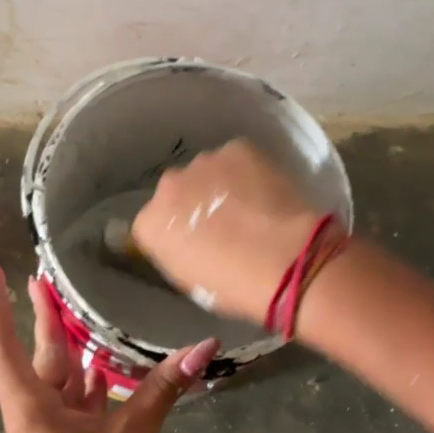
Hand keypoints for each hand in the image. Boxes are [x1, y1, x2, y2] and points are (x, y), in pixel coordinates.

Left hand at [0, 252, 216, 432]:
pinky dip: (90, 381)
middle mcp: (32, 417)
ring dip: (69, 345)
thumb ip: (163, 387)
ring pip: (59, 379)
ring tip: (76, 305)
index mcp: (30, 410)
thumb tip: (204, 346)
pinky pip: (77, 403)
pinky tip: (106, 362)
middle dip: (41, 315)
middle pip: (37, 356)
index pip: (1, 345)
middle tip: (41, 272)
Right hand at [130, 139, 323, 322]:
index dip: (176, 233)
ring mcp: (202, 162)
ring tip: (250, 207)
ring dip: (221, 184)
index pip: (153, 225)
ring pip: (208, 172)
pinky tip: (266, 192)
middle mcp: (167, 186)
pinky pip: (237, 159)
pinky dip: (248, 171)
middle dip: (194, 203)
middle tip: (224, 224)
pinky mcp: (237, 148)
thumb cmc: (235, 284)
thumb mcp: (191, 282)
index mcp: (150, 225)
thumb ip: (178, 253)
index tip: (196, 244)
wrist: (283, 259)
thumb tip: (187, 243)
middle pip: (178, 192)